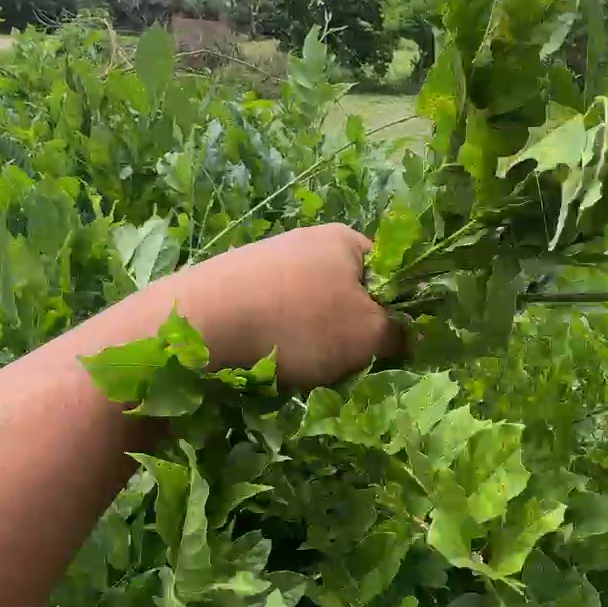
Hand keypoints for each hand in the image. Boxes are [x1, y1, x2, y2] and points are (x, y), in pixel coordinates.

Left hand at [133, 224, 403, 387]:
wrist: (200, 323)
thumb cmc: (299, 322)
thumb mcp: (369, 333)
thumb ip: (400, 332)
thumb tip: (407, 333)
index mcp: (346, 239)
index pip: (392, 273)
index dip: (397, 311)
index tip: (388, 345)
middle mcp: (307, 241)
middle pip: (349, 294)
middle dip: (350, 331)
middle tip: (345, 362)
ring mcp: (267, 261)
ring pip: (310, 310)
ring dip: (313, 342)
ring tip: (301, 367)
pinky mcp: (236, 284)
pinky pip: (275, 318)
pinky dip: (278, 341)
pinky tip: (266, 360)